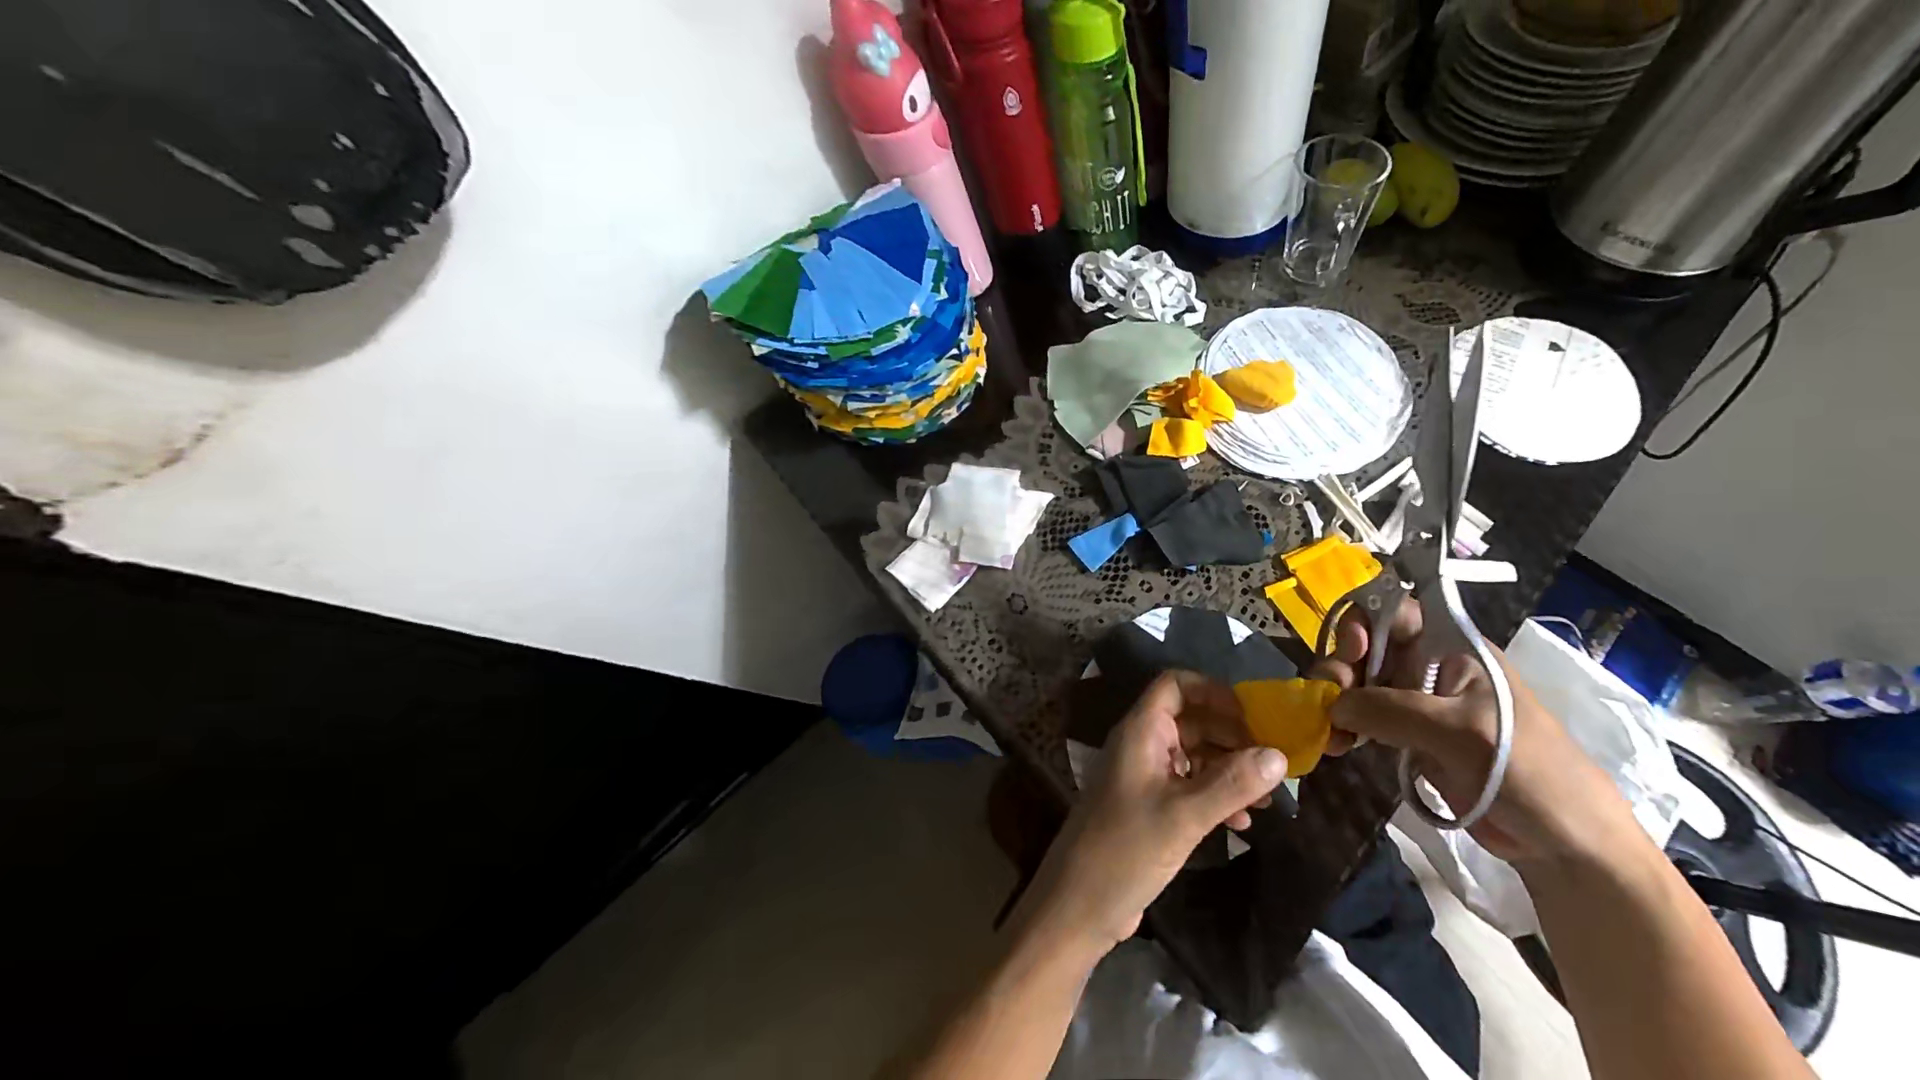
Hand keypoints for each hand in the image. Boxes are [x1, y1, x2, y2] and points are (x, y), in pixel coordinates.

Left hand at [1013, 671, 1287, 958]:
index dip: (1214, 692)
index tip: (1254, 716)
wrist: (1079, 902)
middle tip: (1274, 762)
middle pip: (1192, 719)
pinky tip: (1243, 822)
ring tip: (1268, 798)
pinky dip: (1217, 795)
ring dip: (1231, 769)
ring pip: (1195, 754)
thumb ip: (1231, 783)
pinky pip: (1190, 785)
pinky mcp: (1151, 806)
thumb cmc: (1126, 849)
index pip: (1176, 685)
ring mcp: (1145, 776)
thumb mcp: (1184, 816)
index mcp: (1140, 731)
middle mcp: (1142, 745)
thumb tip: (1280, 755)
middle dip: (1233, 735)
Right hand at [1309, 604, 1629, 866]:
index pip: (1397, 613)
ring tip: (1329, 733)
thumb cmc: (1527, 772)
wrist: (1563, 843)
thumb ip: (1390, 711)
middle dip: (1341, 668)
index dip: (1366, 622)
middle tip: (1328, 701)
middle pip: (1367, 648)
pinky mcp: (1408, 738)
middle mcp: (1432, 669)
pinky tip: (1335, 745)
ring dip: (1334, 701)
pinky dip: (1342, 727)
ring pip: (1358, 684)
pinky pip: (1362, 719)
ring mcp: (1418, 704)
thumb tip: (1331, 706)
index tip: (1354, 653)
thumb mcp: (1459, 732)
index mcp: (1455, 650)